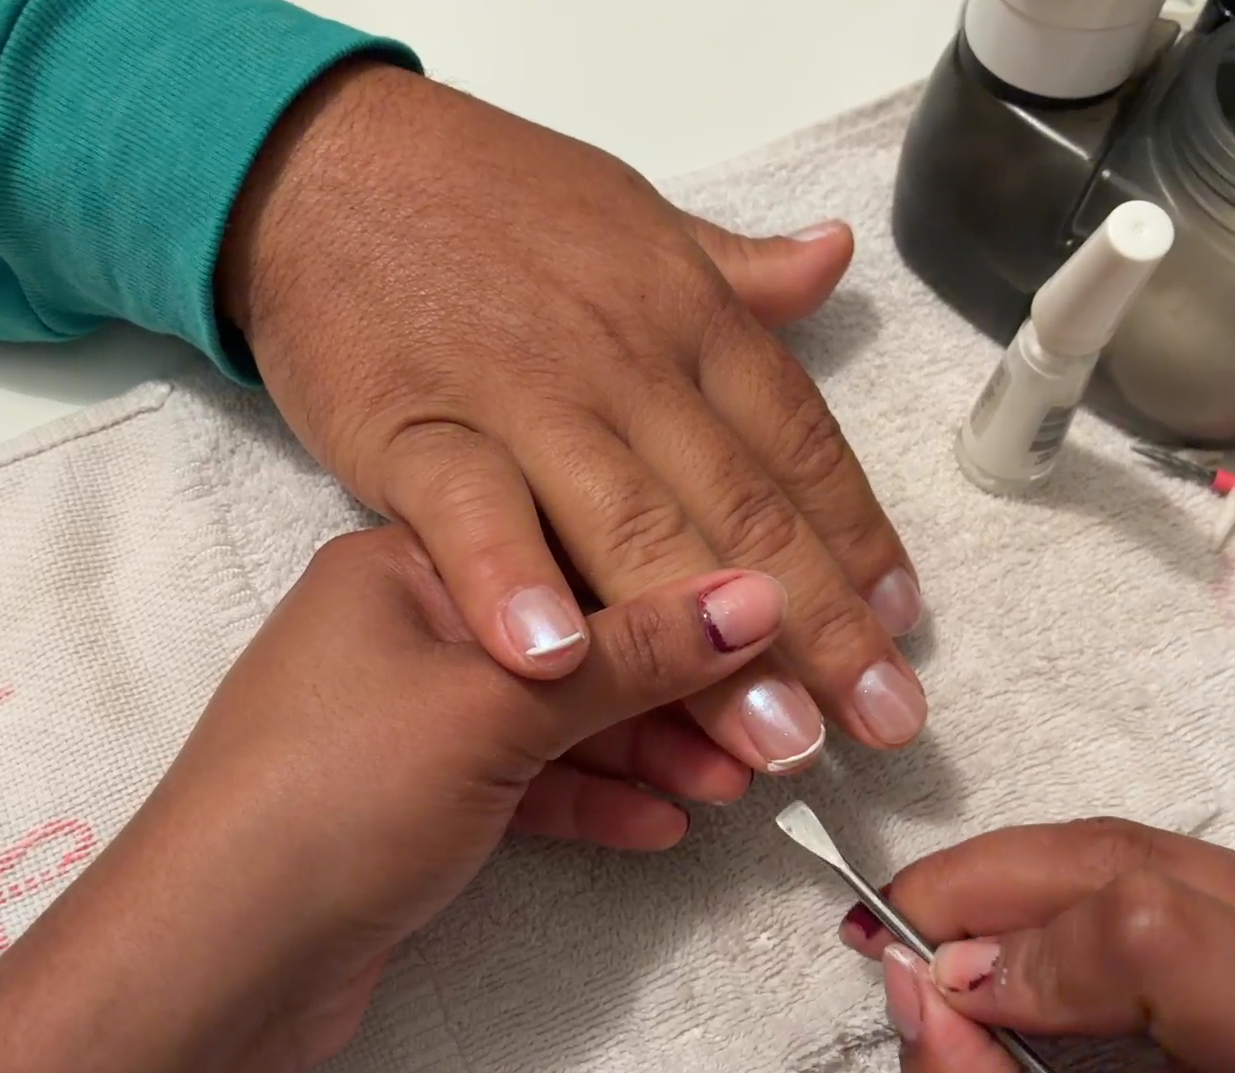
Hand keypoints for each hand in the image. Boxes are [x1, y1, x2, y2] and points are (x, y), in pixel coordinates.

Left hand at [0, 527, 788, 1072]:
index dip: (670, 593)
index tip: (760, 637)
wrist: (209, 972)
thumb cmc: (345, 792)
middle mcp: (413, 623)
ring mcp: (414, 711)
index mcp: (411, 561)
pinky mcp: (421, 791)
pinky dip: (589, 798)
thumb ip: (634, 653)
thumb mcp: (499, 710)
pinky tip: (661, 822)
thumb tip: (760, 596)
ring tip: (730, 784)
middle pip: (570, 642)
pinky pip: (524, 778)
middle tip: (763, 729)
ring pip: (554, 719)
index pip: (570, 555)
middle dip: (666, 692)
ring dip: (640, 752)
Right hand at [217, 60, 927, 788]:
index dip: (859, 540)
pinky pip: (475, 514)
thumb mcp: (635, 215)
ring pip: (634, 532)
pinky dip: (516, 583)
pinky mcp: (415, 428)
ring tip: (772, 742)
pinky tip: (558, 665)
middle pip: (742, 509)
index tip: (902, 625)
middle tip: (880, 723)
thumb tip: (835, 255)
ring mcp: (520, 397)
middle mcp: (624, 363)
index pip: (798, 442)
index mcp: (685, 314)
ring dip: (706, 651)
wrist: (332, 168)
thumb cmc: (491, 200)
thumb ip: (735, 267)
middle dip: (820, 626)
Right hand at [839, 820, 1234, 1072]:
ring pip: (1115, 842)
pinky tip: (1007, 917)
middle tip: (897, 923)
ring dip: (1009, 880)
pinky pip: (1134, 851)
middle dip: (984, 888)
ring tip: (945, 924)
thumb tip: (903, 976)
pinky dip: (1050, 879)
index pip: (1157, 935)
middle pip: (1119, 862)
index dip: (1031, 952)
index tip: (946, 987)